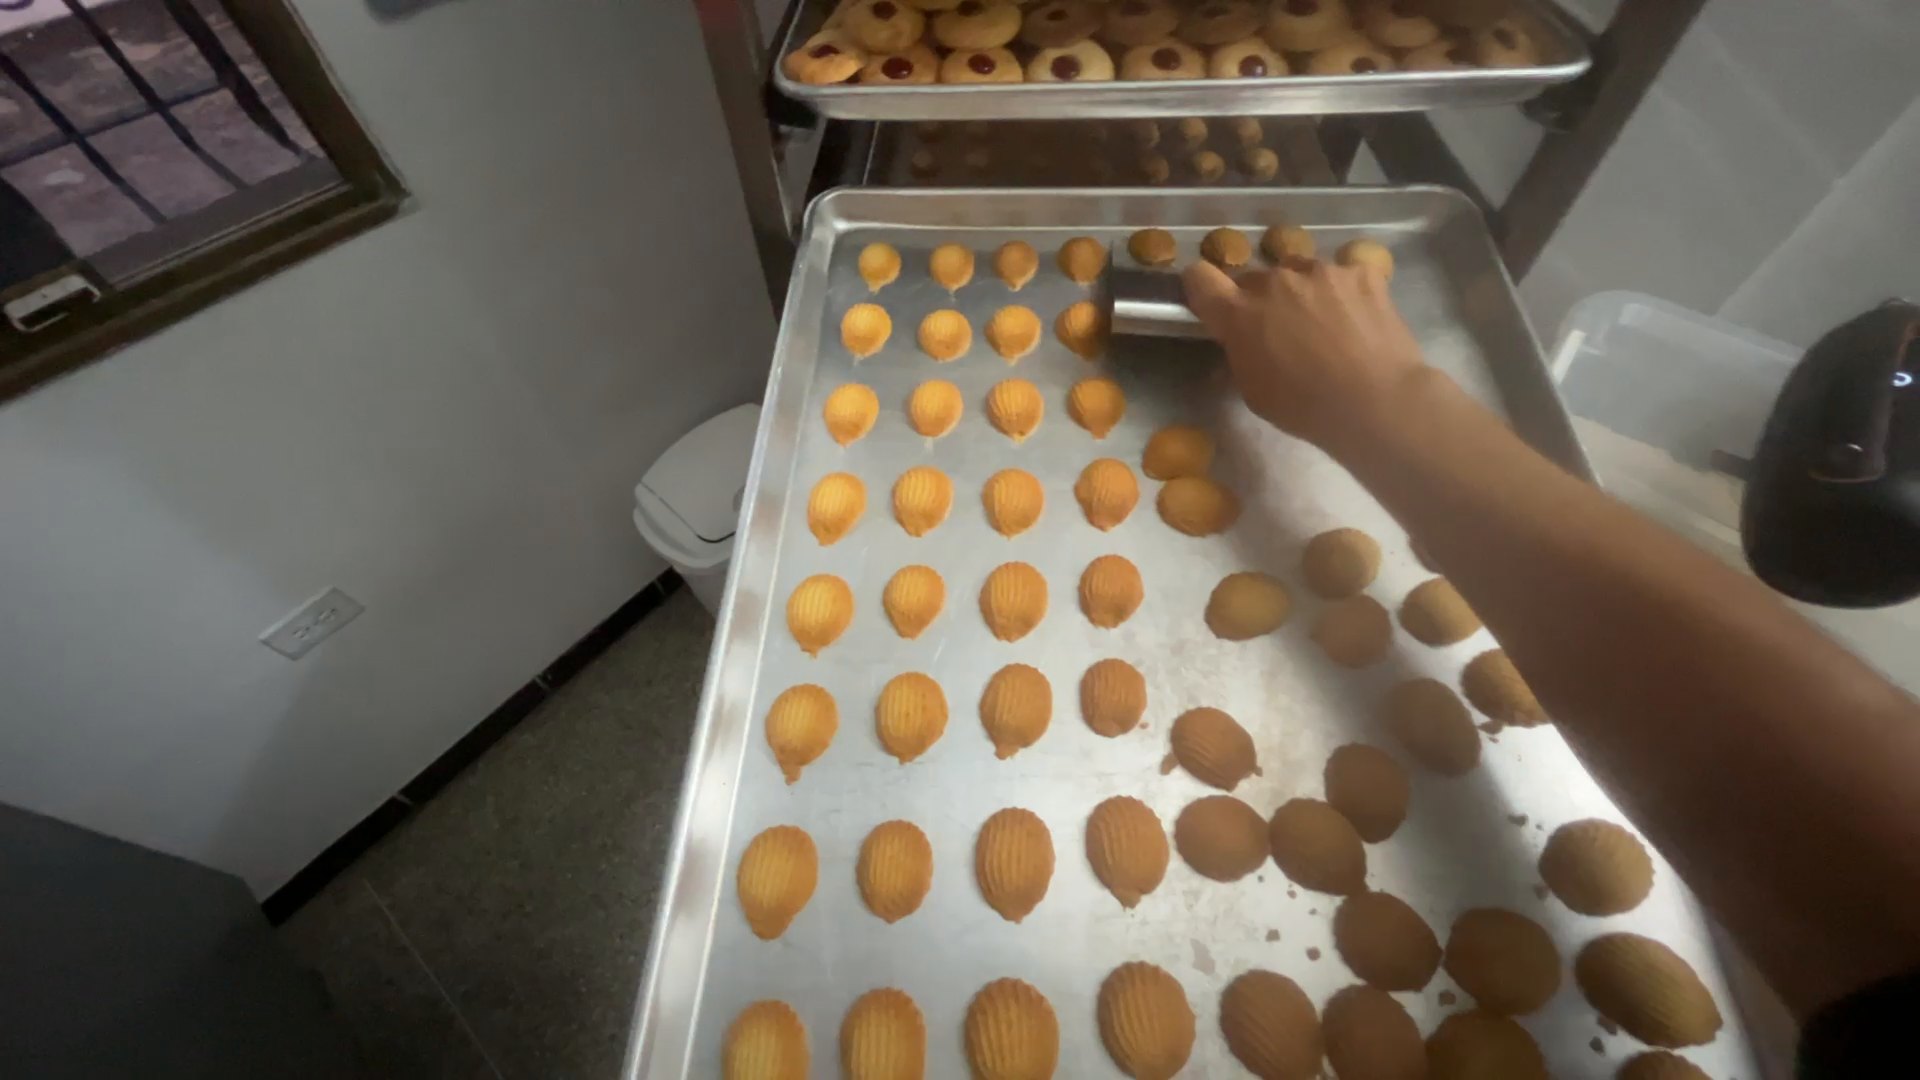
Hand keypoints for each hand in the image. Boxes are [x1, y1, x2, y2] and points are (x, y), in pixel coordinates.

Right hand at [1182, 257, 1427, 452]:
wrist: (1375, 400)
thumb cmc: (1303, 406)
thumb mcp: (1252, 388)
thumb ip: (1240, 351)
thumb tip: (1241, 339)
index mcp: (1239, 313)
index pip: (1200, 279)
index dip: (1202, 288)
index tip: (1212, 302)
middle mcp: (1275, 280)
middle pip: (1254, 278)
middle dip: (1259, 300)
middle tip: (1278, 330)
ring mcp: (1321, 270)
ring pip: (1298, 272)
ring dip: (1301, 291)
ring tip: (1323, 324)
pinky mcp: (1361, 271)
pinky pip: (1341, 273)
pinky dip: (1342, 291)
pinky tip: (1356, 318)